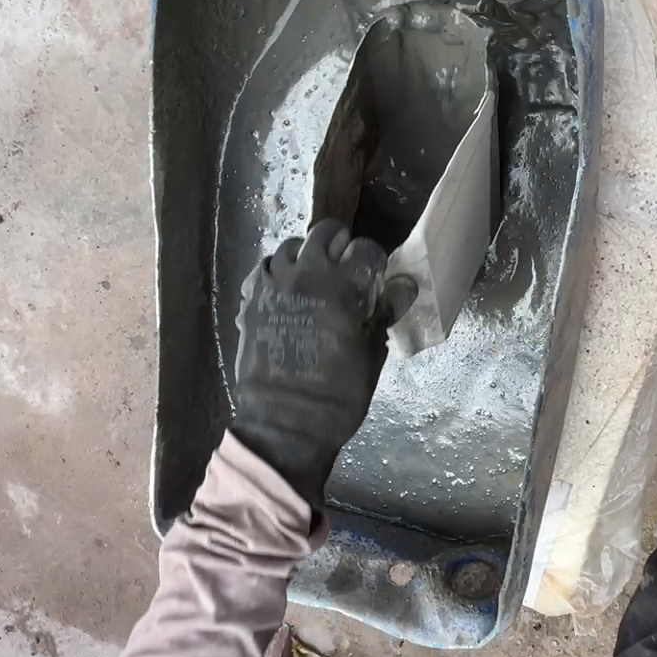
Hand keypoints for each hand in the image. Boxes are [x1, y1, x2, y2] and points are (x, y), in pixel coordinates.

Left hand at [230, 219, 413, 507]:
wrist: (285, 423)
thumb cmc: (338, 393)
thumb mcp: (372, 353)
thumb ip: (385, 311)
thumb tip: (405, 285)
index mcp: (342, 287)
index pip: (365, 249)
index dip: (375, 260)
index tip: (377, 275)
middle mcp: (306, 275)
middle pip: (325, 233)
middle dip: (340, 244)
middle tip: (346, 267)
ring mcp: (274, 285)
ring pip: (290, 246)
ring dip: (306, 255)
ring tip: (313, 277)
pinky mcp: (251, 300)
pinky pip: (264, 268)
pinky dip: (277, 272)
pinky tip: (286, 291)